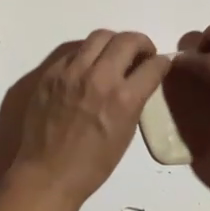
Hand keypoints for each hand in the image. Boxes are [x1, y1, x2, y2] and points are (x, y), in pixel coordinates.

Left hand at [4, 31, 171, 210]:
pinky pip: (74, 52)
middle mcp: (98, 77)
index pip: (152, 65)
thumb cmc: (93, 164)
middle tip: (141, 54)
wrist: (47, 174)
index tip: (161, 63)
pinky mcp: (51, 73)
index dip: (162, 62)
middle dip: (141, 43)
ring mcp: (71, 72)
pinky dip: (87, 55)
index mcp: (122, 98)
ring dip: (114, 42)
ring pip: (99, 36)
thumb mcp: (126, 133)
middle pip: (126, 40)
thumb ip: (134, 100)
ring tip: (115, 54)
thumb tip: (139, 80)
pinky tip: (88, 68)